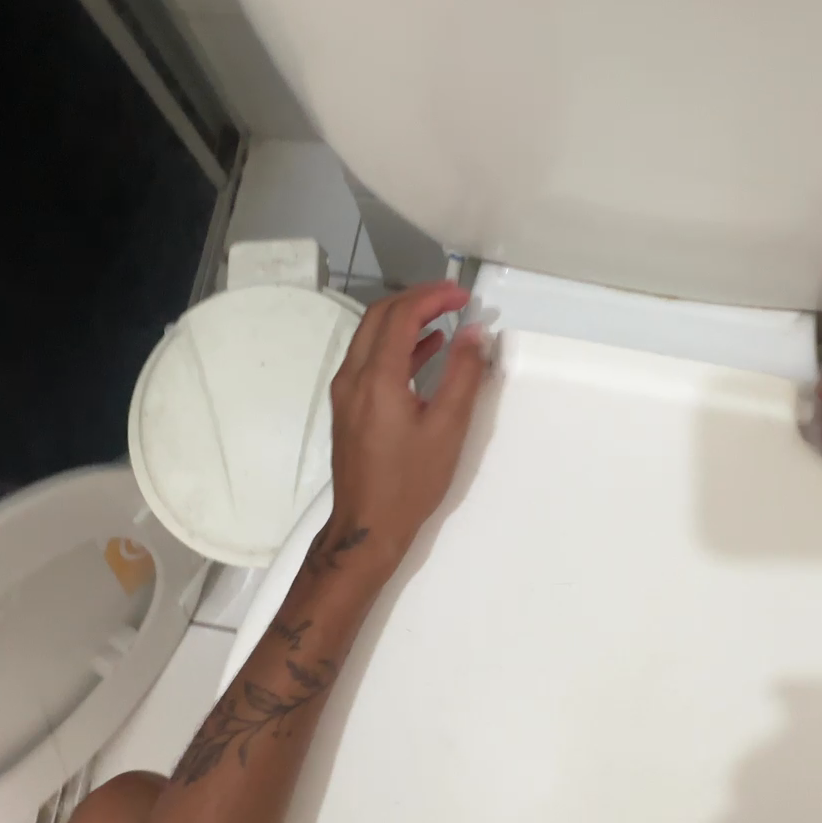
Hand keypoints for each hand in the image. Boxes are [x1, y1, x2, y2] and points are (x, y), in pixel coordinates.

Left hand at [321, 281, 488, 569]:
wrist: (366, 527)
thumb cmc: (410, 482)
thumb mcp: (447, 429)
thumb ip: (463, 375)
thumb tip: (475, 332)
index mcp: (376, 378)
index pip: (400, 316)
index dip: (432, 297)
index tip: (464, 295)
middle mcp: (352, 377)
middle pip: (379, 318)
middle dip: (417, 300)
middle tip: (454, 298)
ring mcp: (346, 392)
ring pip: (370, 337)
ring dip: (406, 321)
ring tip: (445, 318)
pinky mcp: (348, 407)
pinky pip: (369, 360)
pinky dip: (397, 347)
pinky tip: (426, 350)